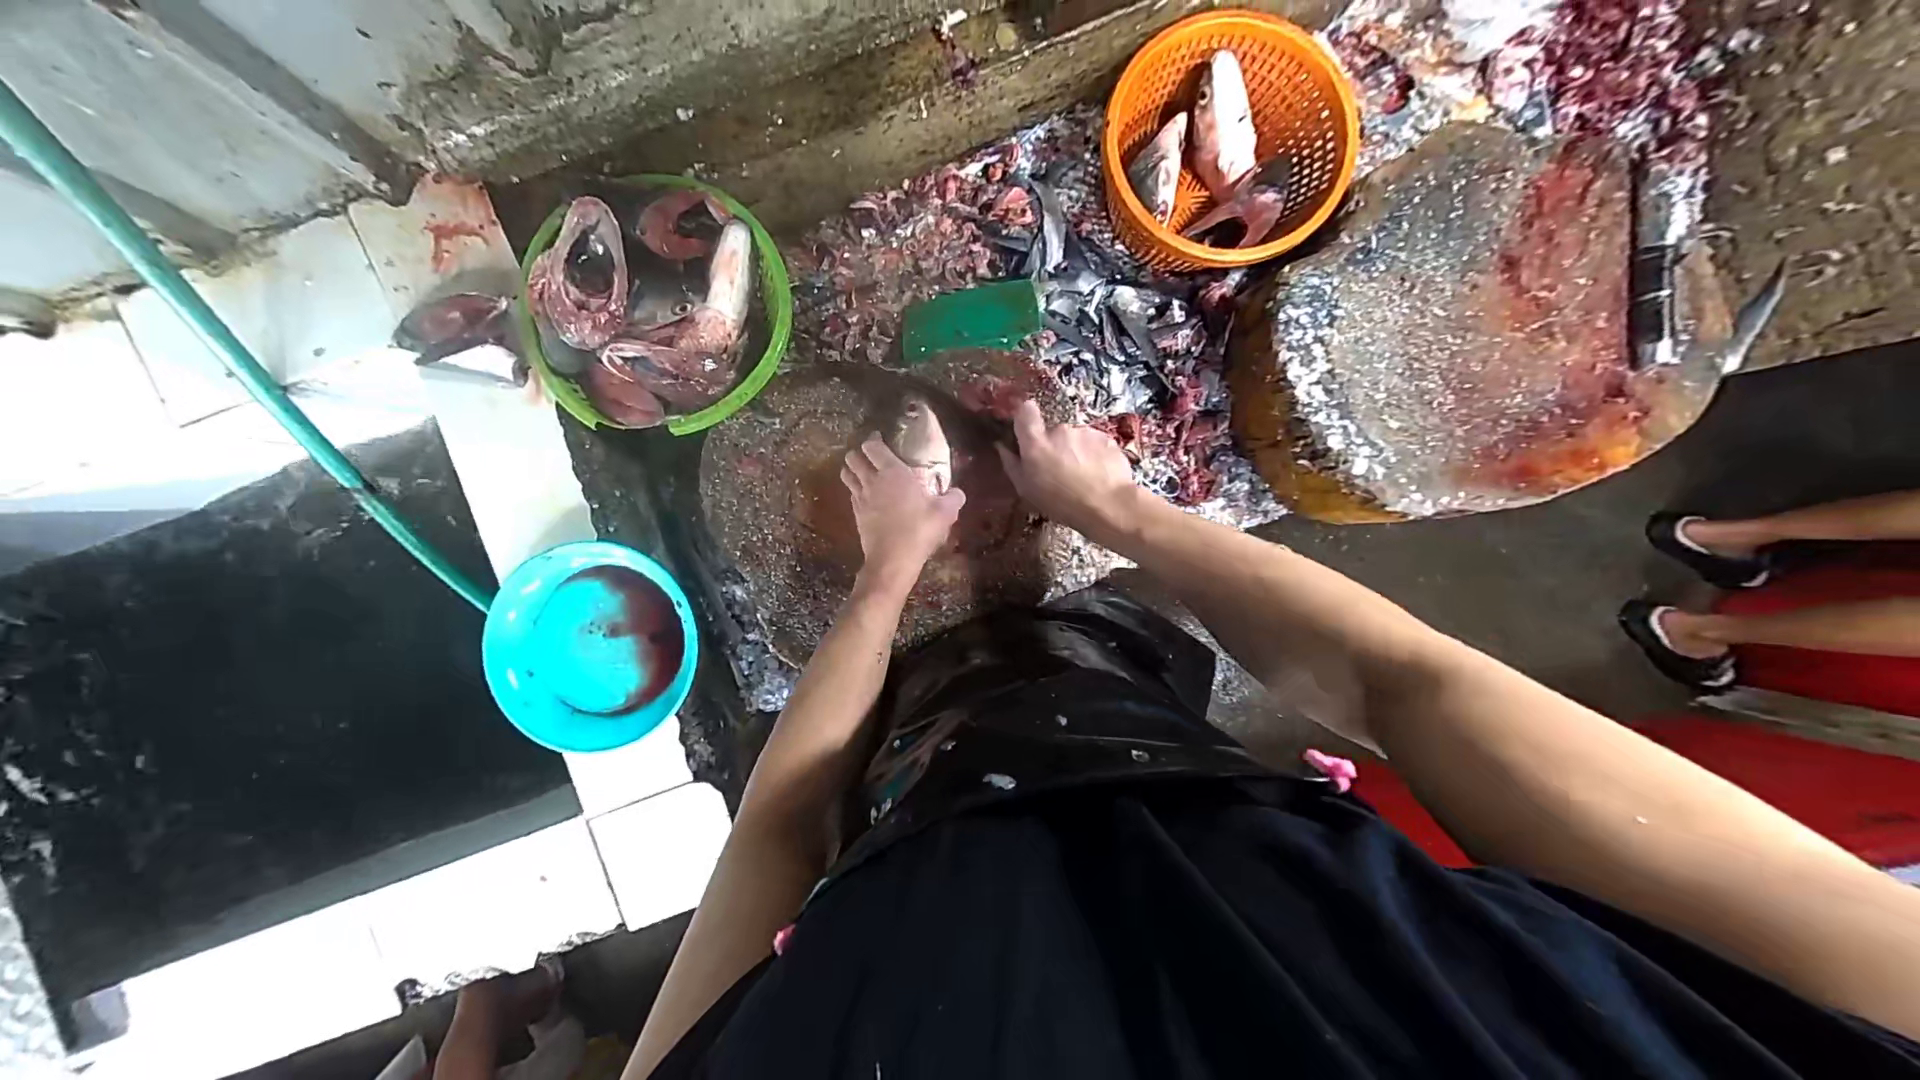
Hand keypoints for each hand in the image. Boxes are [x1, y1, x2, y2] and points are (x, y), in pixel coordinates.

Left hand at [841, 435, 965, 590]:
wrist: (893, 558)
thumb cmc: (920, 529)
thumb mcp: (945, 513)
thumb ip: (953, 498)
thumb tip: (958, 493)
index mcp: (893, 472)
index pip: (872, 446)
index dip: (873, 440)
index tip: (880, 439)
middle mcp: (872, 480)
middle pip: (852, 457)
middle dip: (858, 453)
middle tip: (870, 456)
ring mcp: (861, 498)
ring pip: (846, 475)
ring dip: (852, 470)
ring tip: (863, 472)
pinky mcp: (856, 515)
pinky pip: (851, 495)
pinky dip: (855, 491)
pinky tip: (866, 496)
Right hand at [995, 399, 1152, 541]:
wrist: (1107, 506)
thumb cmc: (1061, 503)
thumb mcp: (1027, 490)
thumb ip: (1012, 464)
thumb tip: (1001, 446)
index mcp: (1036, 443)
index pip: (1026, 411)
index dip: (1026, 416)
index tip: (1029, 430)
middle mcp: (1060, 430)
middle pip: (1054, 432)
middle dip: (1056, 447)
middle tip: (1061, 472)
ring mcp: (1085, 432)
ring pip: (1076, 439)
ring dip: (1076, 452)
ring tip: (1083, 477)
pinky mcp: (1107, 438)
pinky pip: (1095, 444)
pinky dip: (1095, 455)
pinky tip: (1098, 475)